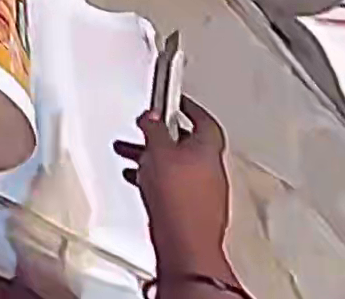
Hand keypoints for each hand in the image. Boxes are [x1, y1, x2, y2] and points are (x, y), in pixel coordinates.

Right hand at [114, 97, 235, 281]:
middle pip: (187, 143)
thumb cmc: (177, 198)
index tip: (178, 100)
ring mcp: (204, 192)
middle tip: (147, 127)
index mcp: (207, 151)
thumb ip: (152, 129)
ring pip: (177, 164)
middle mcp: (211, 171)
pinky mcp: (193, 209)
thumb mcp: (156, 149)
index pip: (204, 121)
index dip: (190, 108)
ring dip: (154, 156)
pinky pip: (173, 184)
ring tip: (133, 153)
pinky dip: (156, 177)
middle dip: (163, 134)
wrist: (183, 244)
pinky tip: (139, 178)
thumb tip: (151, 118)